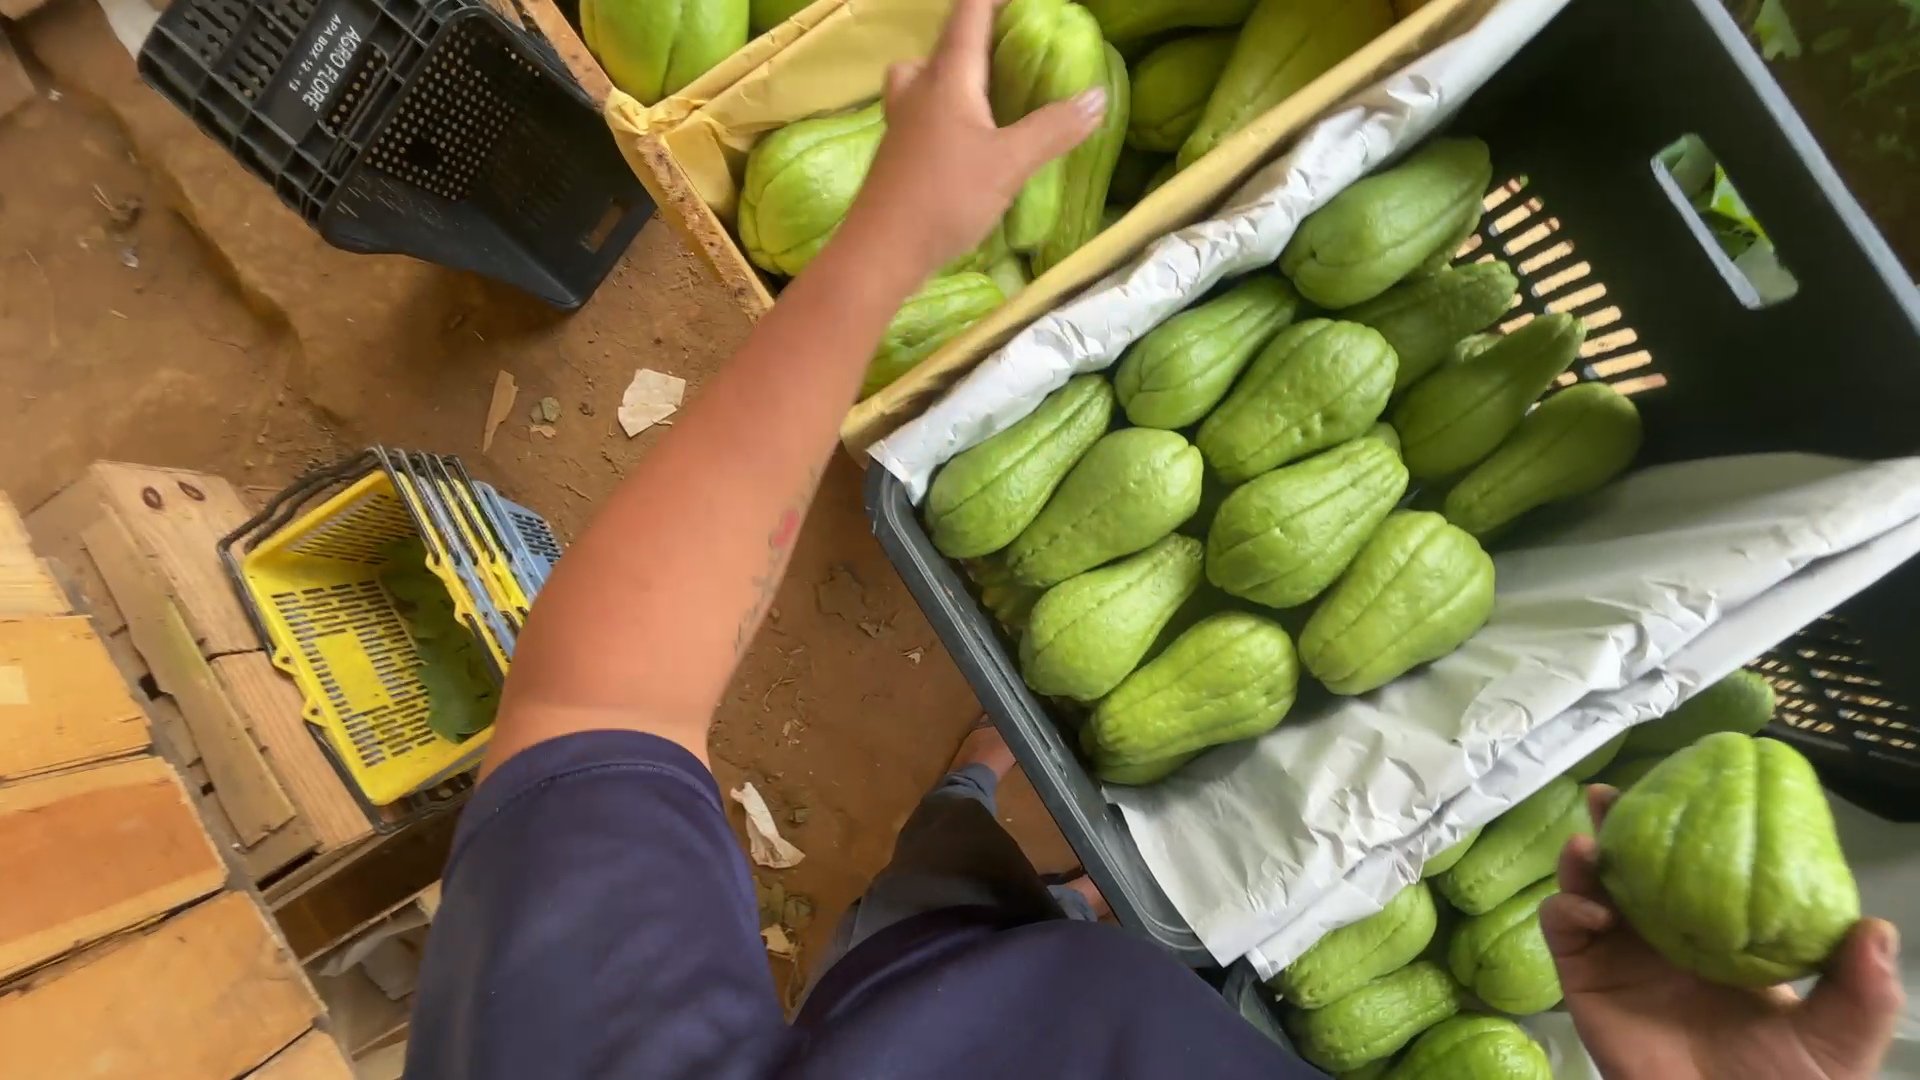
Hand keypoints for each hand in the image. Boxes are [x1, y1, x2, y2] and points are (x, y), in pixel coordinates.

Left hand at [842, 0, 1105, 275]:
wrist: (881, 252)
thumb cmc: (944, 199)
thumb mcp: (1009, 165)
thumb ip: (1053, 129)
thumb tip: (1098, 97)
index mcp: (948, 76)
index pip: (971, 12)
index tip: (1024, 2)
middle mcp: (917, 89)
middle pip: (945, 44)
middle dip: (977, 37)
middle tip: (1008, 49)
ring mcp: (901, 124)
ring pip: (922, 79)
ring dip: (950, 75)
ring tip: (980, 94)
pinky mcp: (896, 157)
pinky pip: (919, 115)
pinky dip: (941, 112)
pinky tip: (961, 142)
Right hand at [1541, 785, 1902, 1079]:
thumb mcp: (1835, 1044)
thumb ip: (1856, 991)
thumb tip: (1872, 922)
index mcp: (1705, 938)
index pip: (1682, 875)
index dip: (1673, 836)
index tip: (1678, 796)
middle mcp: (1651, 933)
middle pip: (1621, 868)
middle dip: (1609, 827)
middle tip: (1604, 794)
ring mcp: (1610, 949)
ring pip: (1582, 886)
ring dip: (1579, 860)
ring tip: (1588, 846)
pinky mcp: (1579, 970)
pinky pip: (1561, 926)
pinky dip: (1568, 908)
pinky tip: (1592, 911)